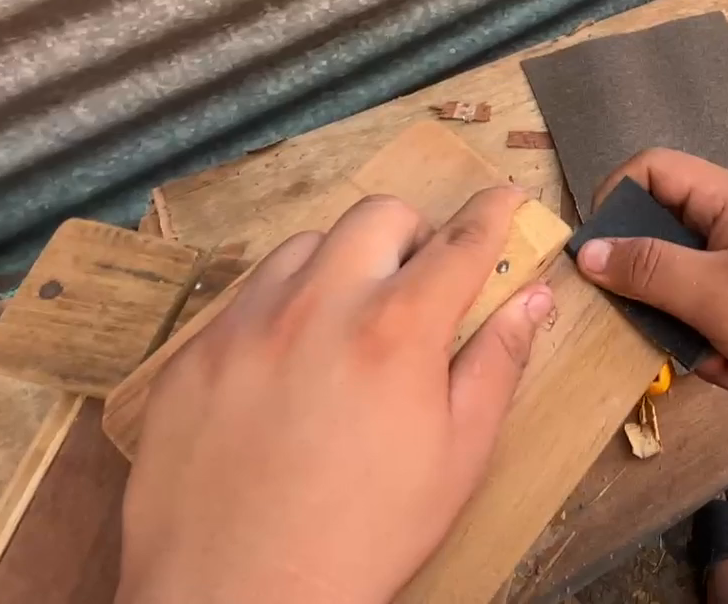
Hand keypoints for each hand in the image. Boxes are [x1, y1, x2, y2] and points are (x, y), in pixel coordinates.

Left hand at [117, 188, 555, 603]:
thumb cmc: (370, 531)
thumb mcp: (460, 451)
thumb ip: (500, 359)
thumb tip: (534, 295)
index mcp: (398, 329)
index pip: (461, 239)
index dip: (494, 209)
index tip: (506, 197)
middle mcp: (320, 306)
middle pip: (380, 215)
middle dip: (415, 233)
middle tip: (420, 283)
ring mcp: (246, 326)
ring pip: (309, 244)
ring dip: (346, 263)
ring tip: (350, 318)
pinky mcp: (193, 357)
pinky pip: (249, 295)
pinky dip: (287, 304)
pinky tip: (290, 362)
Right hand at [574, 148, 727, 407]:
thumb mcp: (712, 293)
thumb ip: (647, 270)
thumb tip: (585, 250)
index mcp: (724, 196)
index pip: (650, 168)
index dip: (615, 200)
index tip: (597, 255)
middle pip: (661, 232)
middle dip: (654, 288)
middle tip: (651, 325)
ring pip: (684, 280)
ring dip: (687, 326)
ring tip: (712, 361)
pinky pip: (713, 308)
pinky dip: (715, 340)